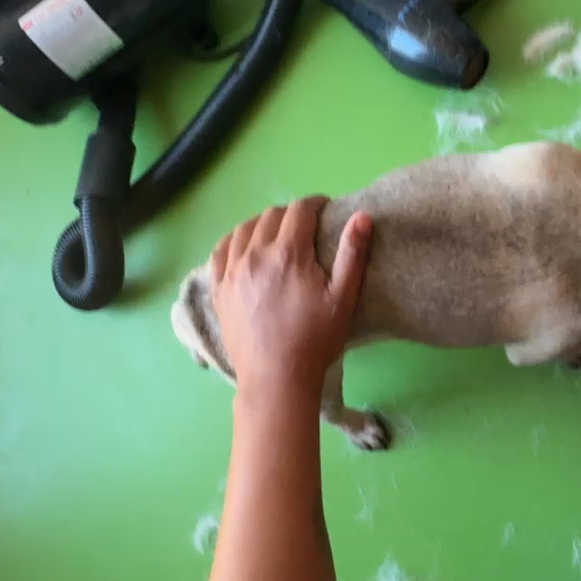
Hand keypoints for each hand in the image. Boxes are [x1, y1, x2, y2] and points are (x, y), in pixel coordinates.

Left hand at [210, 197, 371, 398]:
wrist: (277, 377)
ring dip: (262, 223)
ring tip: (276, 234)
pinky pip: (220, 251)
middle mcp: (255, 254)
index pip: (299, 210)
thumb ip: (353, 254)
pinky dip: (233, 240)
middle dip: (291, 213)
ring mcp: (232, 271)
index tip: (325, 208)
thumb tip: (362, 216)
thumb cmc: (316, 339)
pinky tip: (242, 246)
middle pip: (271, 216)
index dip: (314, 203)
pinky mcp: (218, 289)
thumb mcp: (343, 298)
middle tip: (306, 226)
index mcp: (288, 252)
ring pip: (243, 229)